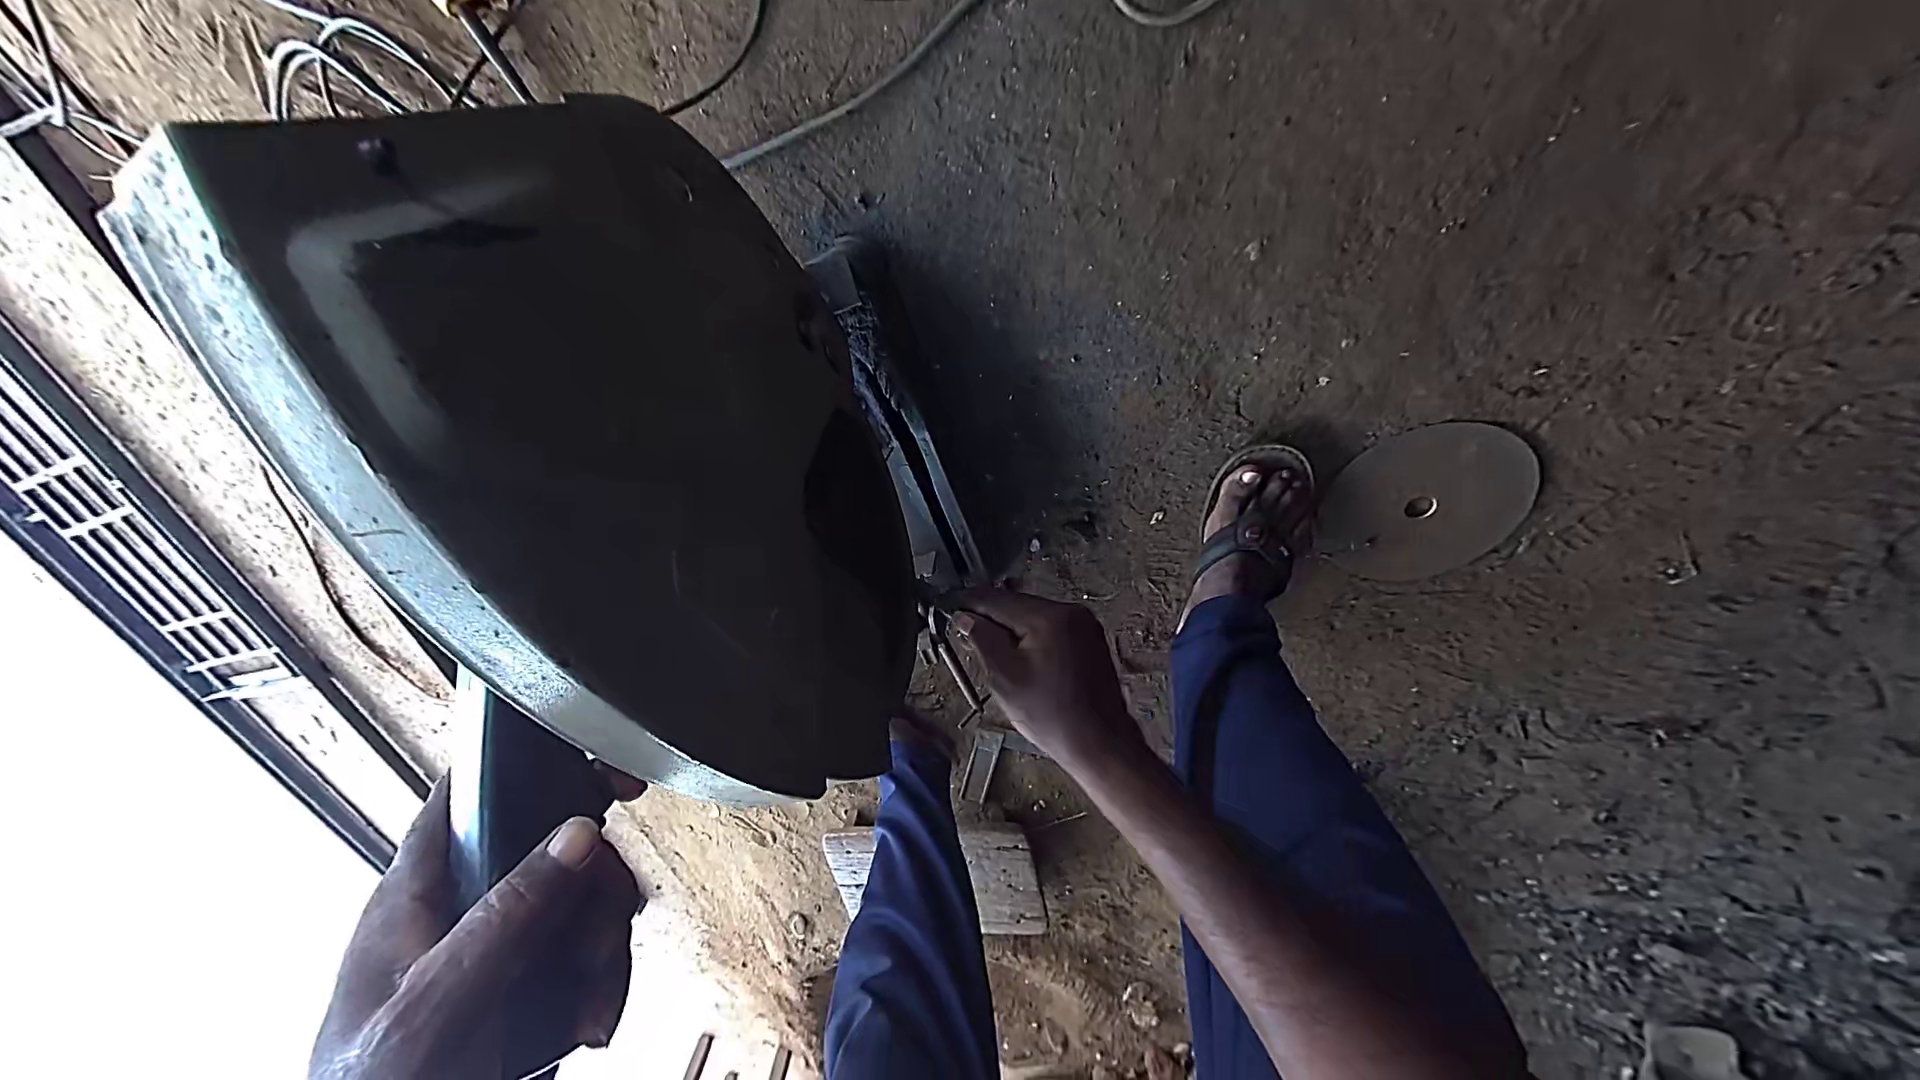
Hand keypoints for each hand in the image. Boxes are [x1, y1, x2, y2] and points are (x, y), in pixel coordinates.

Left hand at [311, 778, 642, 1079]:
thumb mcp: (437, 1004)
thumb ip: (506, 914)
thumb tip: (575, 834)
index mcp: (419, 893)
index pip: (472, 793)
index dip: (535, 764)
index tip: (604, 775)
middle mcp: (466, 902)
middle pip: (559, 846)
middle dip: (596, 889)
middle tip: (598, 933)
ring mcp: (502, 939)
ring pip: (586, 895)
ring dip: (605, 945)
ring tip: (589, 998)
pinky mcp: (530, 974)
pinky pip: (593, 944)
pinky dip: (605, 978)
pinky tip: (590, 1014)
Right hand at [952, 587, 1151, 772]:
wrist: (1099, 744)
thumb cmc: (1053, 716)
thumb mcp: (1004, 677)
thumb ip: (982, 639)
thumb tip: (965, 617)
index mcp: (1050, 617)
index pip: (997, 599)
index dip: (968, 603)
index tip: (949, 608)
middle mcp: (1071, 612)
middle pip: (1016, 605)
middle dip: (990, 619)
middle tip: (966, 636)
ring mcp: (1084, 625)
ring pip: (1032, 616)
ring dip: (1010, 629)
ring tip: (993, 654)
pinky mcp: (1089, 640)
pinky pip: (1050, 628)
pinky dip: (1031, 638)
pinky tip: (1021, 661)